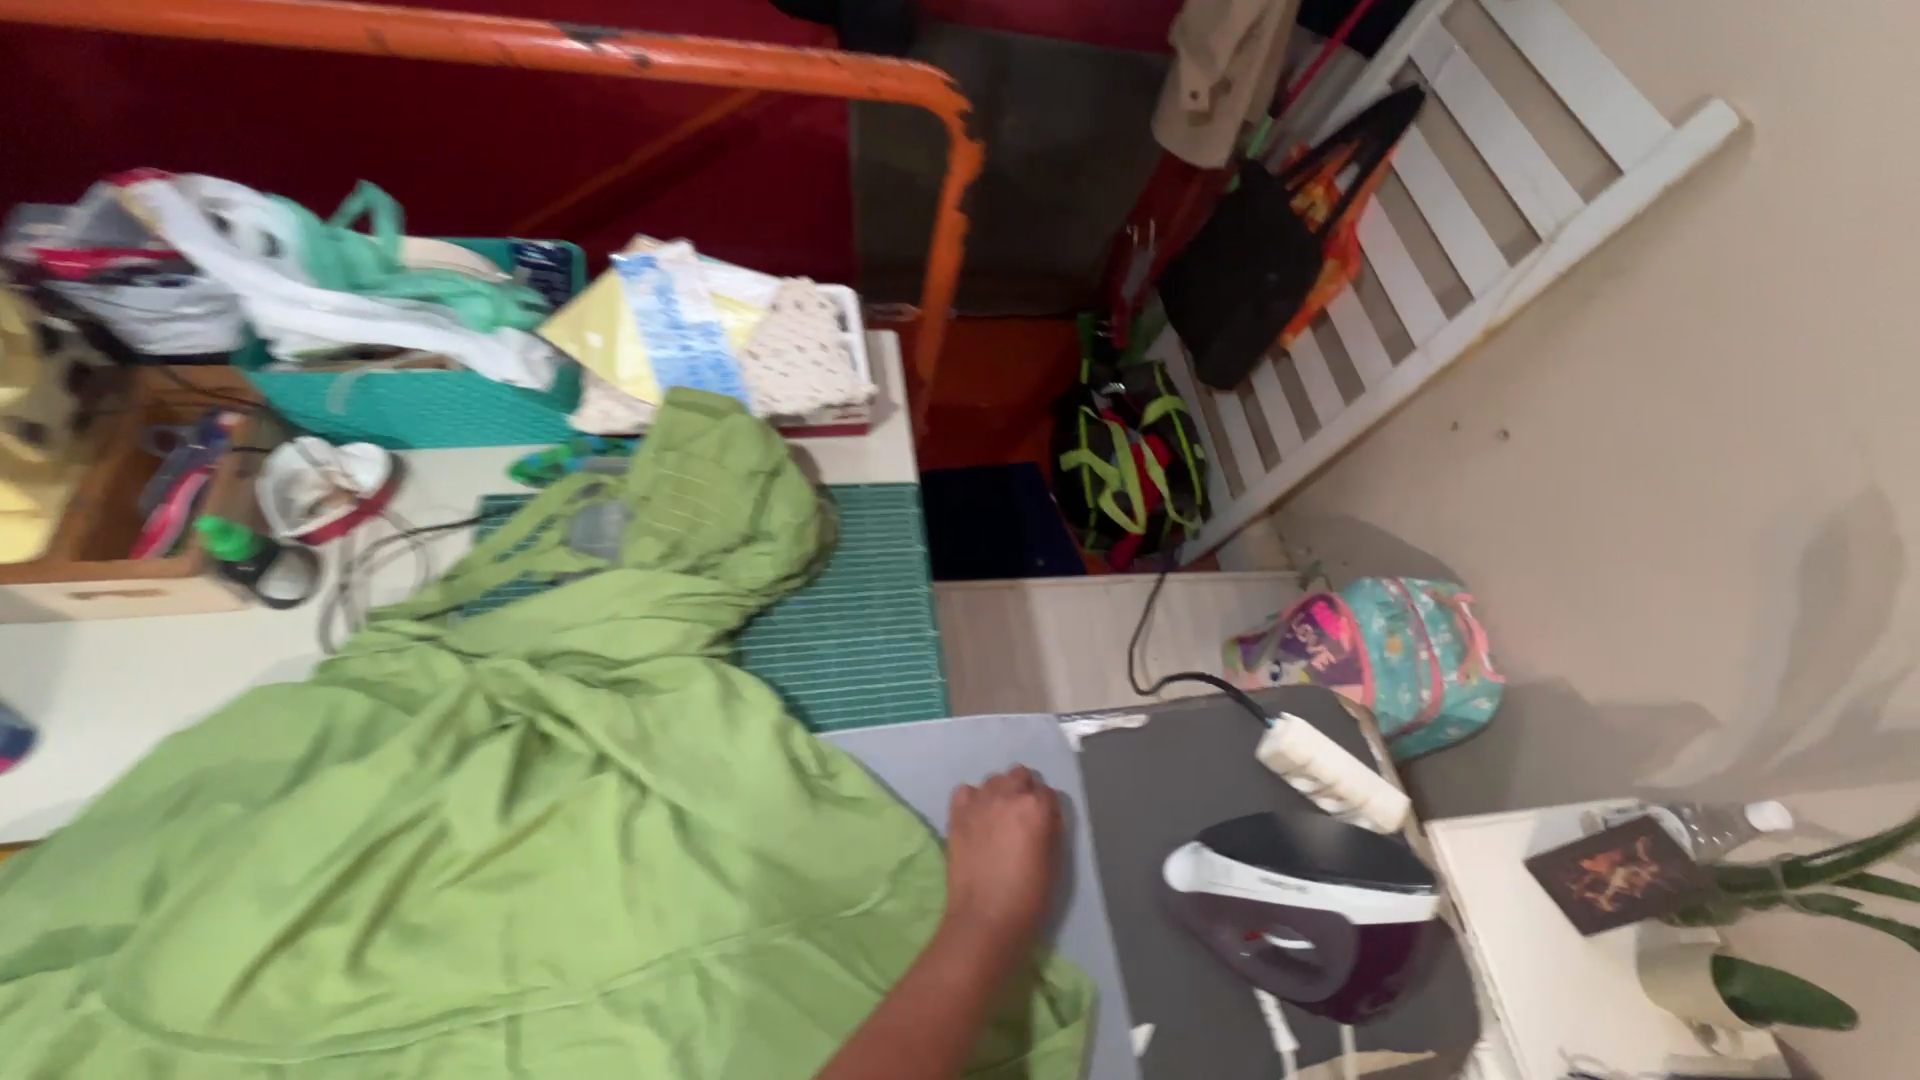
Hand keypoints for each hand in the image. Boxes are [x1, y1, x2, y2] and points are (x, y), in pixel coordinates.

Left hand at [940, 766, 1062, 953]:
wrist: (985, 918)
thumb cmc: (1029, 896)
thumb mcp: (1054, 861)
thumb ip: (1052, 828)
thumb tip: (1046, 814)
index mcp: (1037, 807)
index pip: (1048, 793)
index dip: (1047, 809)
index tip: (1044, 825)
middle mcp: (1008, 795)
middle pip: (1020, 775)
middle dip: (1024, 791)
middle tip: (1022, 818)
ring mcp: (979, 801)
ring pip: (994, 780)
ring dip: (1000, 792)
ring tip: (998, 817)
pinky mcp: (957, 813)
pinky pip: (966, 791)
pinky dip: (973, 799)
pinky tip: (977, 817)